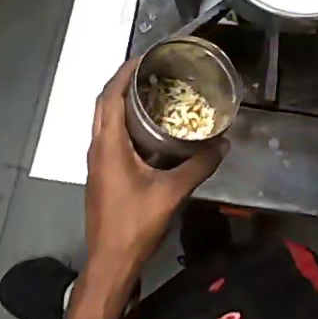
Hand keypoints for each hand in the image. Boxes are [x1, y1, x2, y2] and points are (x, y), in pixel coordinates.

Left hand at [85, 57, 225, 274]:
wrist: (109, 261)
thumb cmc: (135, 224)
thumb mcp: (171, 193)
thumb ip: (197, 167)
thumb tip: (221, 145)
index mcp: (108, 143)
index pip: (110, 95)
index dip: (124, 72)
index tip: (143, 58)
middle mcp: (97, 145)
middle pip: (103, 102)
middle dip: (121, 82)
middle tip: (149, 71)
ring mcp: (95, 159)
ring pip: (103, 118)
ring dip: (119, 101)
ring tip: (148, 92)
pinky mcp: (99, 171)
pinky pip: (107, 134)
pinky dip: (120, 121)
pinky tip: (143, 128)